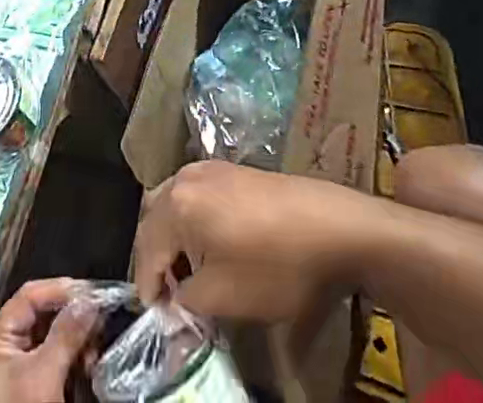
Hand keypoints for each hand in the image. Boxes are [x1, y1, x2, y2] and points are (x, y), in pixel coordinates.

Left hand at [0, 278, 98, 402]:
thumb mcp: (44, 375)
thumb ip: (66, 333)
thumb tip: (90, 299)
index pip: (31, 295)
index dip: (62, 289)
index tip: (94, 292)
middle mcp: (8, 344)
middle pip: (44, 312)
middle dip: (74, 314)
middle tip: (101, 318)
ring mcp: (21, 364)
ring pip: (55, 333)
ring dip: (78, 336)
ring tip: (96, 346)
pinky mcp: (35, 382)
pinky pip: (58, 355)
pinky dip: (76, 355)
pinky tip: (90, 363)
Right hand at [132, 161, 370, 322]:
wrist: (336, 227)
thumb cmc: (277, 265)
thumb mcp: (224, 296)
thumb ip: (186, 299)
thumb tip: (175, 295)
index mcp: (176, 203)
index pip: (145, 249)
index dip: (147, 286)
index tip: (157, 314)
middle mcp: (186, 177)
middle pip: (154, 220)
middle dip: (157, 257)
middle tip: (170, 293)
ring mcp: (211, 168)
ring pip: (174, 204)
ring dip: (174, 238)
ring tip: (191, 272)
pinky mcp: (233, 170)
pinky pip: (196, 196)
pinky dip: (193, 222)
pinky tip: (212, 245)